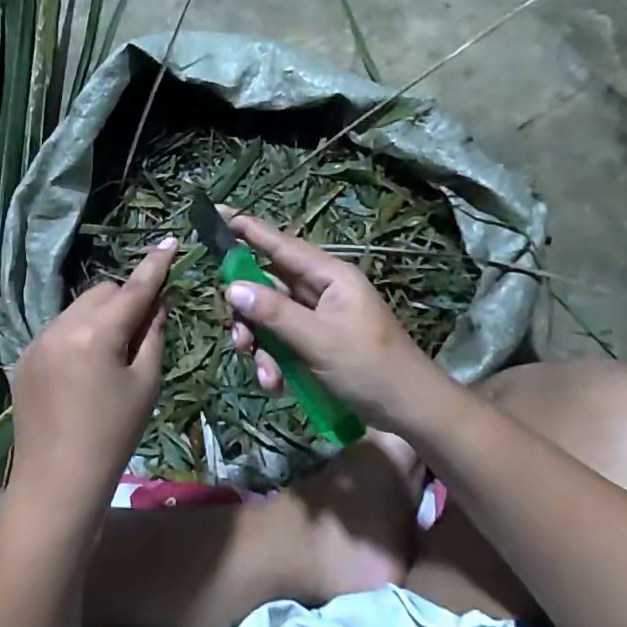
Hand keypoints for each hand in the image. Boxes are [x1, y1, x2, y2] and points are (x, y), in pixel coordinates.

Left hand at [9, 237, 176, 511]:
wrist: (57, 481)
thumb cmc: (113, 435)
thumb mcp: (145, 384)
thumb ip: (153, 335)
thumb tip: (159, 302)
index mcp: (96, 331)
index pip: (134, 288)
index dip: (155, 265)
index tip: (170, 241)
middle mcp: (61, 325)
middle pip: (102, 292)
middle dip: (126, 299)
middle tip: (144, 328)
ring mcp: (37, 341)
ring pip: (78, 309)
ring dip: (101, 316)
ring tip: (114, 353)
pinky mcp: (25, 358)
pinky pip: (59, 330)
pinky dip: (79, 334)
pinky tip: (85, 369)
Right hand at [221, 210, 449, 431]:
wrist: (409, 411)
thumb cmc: (370, 368)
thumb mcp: (319, 341)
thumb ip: (274, 313)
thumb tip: (232, 287)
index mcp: (330, 277)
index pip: (281, 245)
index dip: (248, 230)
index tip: (217, 214)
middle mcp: (321, 291)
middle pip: (267, 287)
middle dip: (248, 315)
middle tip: (240, 340)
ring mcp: (317, 318)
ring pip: (269, 319)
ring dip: (261, 346)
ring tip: (267, 376)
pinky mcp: (314, 344)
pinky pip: (280, 343)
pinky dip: (273, 362)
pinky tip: (276, 385)